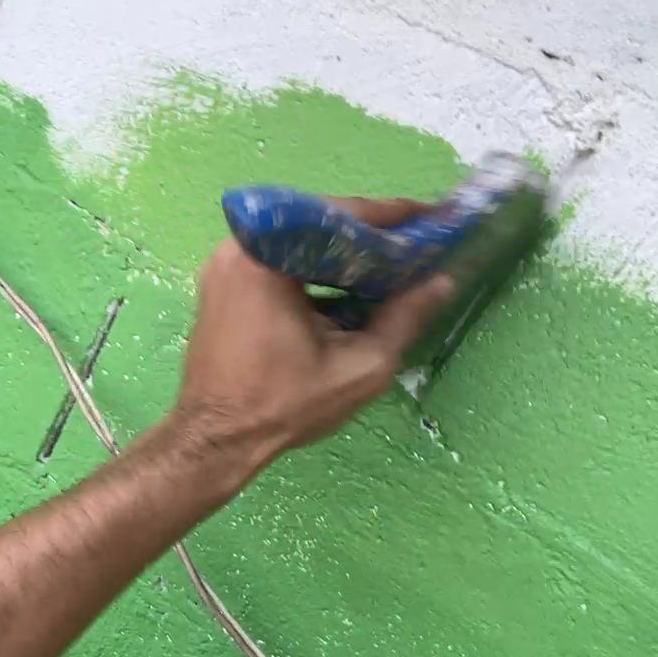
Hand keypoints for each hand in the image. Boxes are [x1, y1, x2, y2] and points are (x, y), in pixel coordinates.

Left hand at [167, 197, 456, 480]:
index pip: (338, 217)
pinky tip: (346, 287)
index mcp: (265, 258)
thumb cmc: (283, 405)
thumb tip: (443, 282)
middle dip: (367, 234)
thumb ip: (404, 318)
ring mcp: (223, 267)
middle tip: (414, 243)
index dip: (391, 216)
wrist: (215, 440)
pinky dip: (311, 271)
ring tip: (388, 264)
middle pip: (314, 226)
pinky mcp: (220, 287)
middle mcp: (237, 250)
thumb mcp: (359, 366)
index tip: (431, 216)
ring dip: (340, 254)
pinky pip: (274, 264)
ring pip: (295, 245)